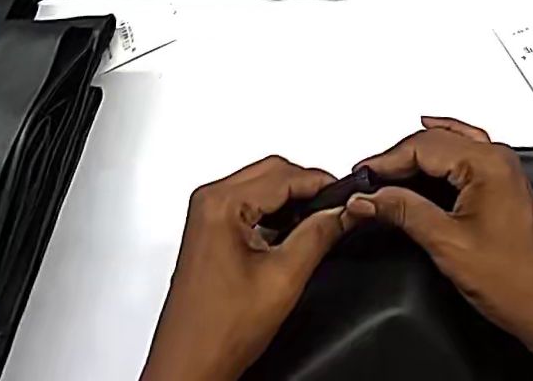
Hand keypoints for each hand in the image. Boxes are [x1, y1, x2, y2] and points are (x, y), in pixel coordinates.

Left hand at [140, 156, 351, 380]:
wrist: (188, 368)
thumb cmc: (217, 332)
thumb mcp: (282, 279)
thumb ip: (317, 237)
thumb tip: (341, 212)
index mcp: (222, 204)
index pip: (283, 175)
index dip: (320, 182)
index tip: (345, 195)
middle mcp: (209, 200)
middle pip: (271, 171)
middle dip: (305, 186)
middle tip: (334, 206)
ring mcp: (206, 211)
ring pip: (260, 182)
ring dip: (289, 196)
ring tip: (317, 218)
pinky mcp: (208, 225)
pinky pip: (248, 199)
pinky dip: (273, 207)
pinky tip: (290, 228)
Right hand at [347, 117, 532, 369]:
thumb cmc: (519, 284)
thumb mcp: (448, 245)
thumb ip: (405, 212)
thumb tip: (370, 197)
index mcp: (487, 163)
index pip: (422, 147)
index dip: (386, 160)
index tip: (362, 174)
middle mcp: (497, 157)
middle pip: (433, 141)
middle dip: (397, 157)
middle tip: (368, 178)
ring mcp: (502, 167)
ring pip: (446, 143)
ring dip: (415, 153)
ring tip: (386, 168)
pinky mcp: (502, 180)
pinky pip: (464, 148)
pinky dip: (439, 146)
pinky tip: (428, 142)